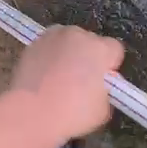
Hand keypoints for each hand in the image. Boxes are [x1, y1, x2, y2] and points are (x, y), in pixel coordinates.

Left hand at [8, 26, 123, 139]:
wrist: (31, 111)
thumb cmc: (72, 112)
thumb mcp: (103, 109)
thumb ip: (105, 90)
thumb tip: (98, 85)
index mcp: (99, 49)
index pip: (115, 49)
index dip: (110, 65)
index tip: (102, 82)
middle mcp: (77, 35)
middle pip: (90, 42)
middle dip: (89, 57)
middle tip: (81, 81)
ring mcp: (53, 35)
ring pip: (68, 41)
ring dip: (68, 52)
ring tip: (60, 77)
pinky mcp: (33, 42)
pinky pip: (49, 46)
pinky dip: (50, 55)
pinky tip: (44, 75)